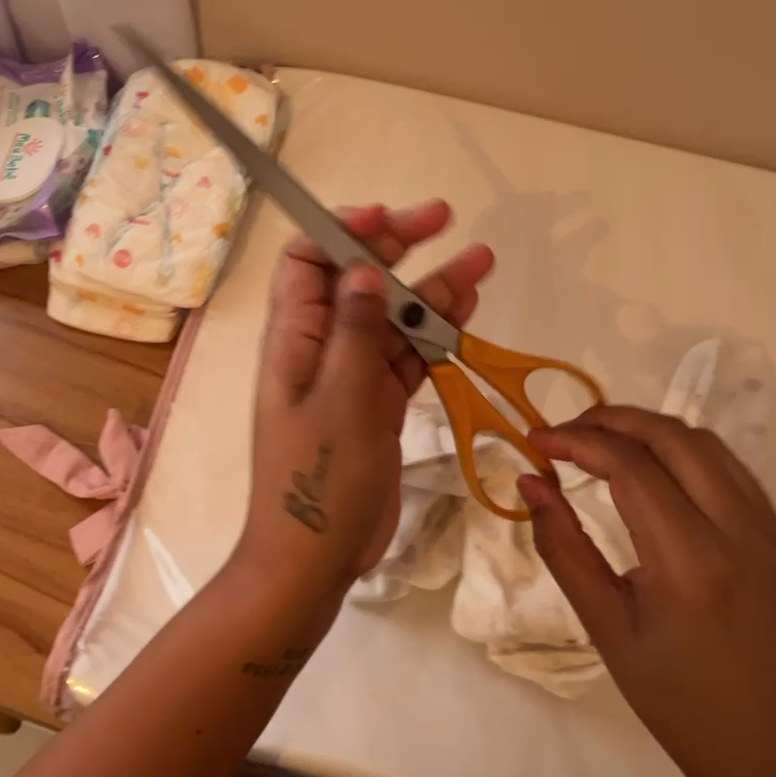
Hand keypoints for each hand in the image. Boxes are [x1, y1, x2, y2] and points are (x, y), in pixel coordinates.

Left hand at [233, 200, 494, 597]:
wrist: (315, 558)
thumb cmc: (320, 478)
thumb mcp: (342, 399)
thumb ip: (357, 331)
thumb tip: (365, 267)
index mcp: (293, 336)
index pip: (307, 262)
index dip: (342, 232)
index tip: (388, 218)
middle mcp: (319, 346)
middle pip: (356, 279)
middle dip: (396, 245)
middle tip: (444, 217)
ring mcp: (350, 374)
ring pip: (390, 316)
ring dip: (430, 288)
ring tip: (482, 259)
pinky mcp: (376, 402)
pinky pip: (406, 354)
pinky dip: (434, 333)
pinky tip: (467, 308)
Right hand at [519, 407, 775, 776]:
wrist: (769, 750)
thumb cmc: (674, 695)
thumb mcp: (603, 624)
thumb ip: (562, 546)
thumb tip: (529, 483)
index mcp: (691, 561)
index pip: (630, 465)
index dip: (575, 441)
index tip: (534, 442)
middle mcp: (739, 533)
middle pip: (673, 436)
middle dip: (610, 420)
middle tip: (564, 434)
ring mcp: (770, 533)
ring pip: (706, 443)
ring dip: (648, 430)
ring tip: (601, 444)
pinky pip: (731, 469)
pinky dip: (683, 452)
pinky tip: (652, 471)